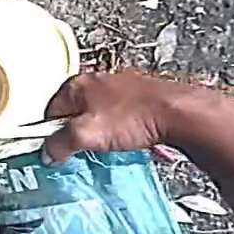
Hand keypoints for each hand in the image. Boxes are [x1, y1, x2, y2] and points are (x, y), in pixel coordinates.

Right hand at [41, 70, 233, 161]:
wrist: (186, 114)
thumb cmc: (131, 120)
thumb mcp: (84, 135)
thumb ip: (58, 144)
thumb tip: (47, 154)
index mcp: (75, 83)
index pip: (50, 110)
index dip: (54, 132)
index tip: (63, 148)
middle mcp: (97, 78)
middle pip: (78, 110)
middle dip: (82, 130)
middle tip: (92, 147)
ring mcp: (125, 83)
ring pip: (104, 112)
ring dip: (108, 129)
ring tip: (118, 144)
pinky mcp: (148, 92)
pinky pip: (128, 112)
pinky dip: (129, 127)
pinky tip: (138, 137)